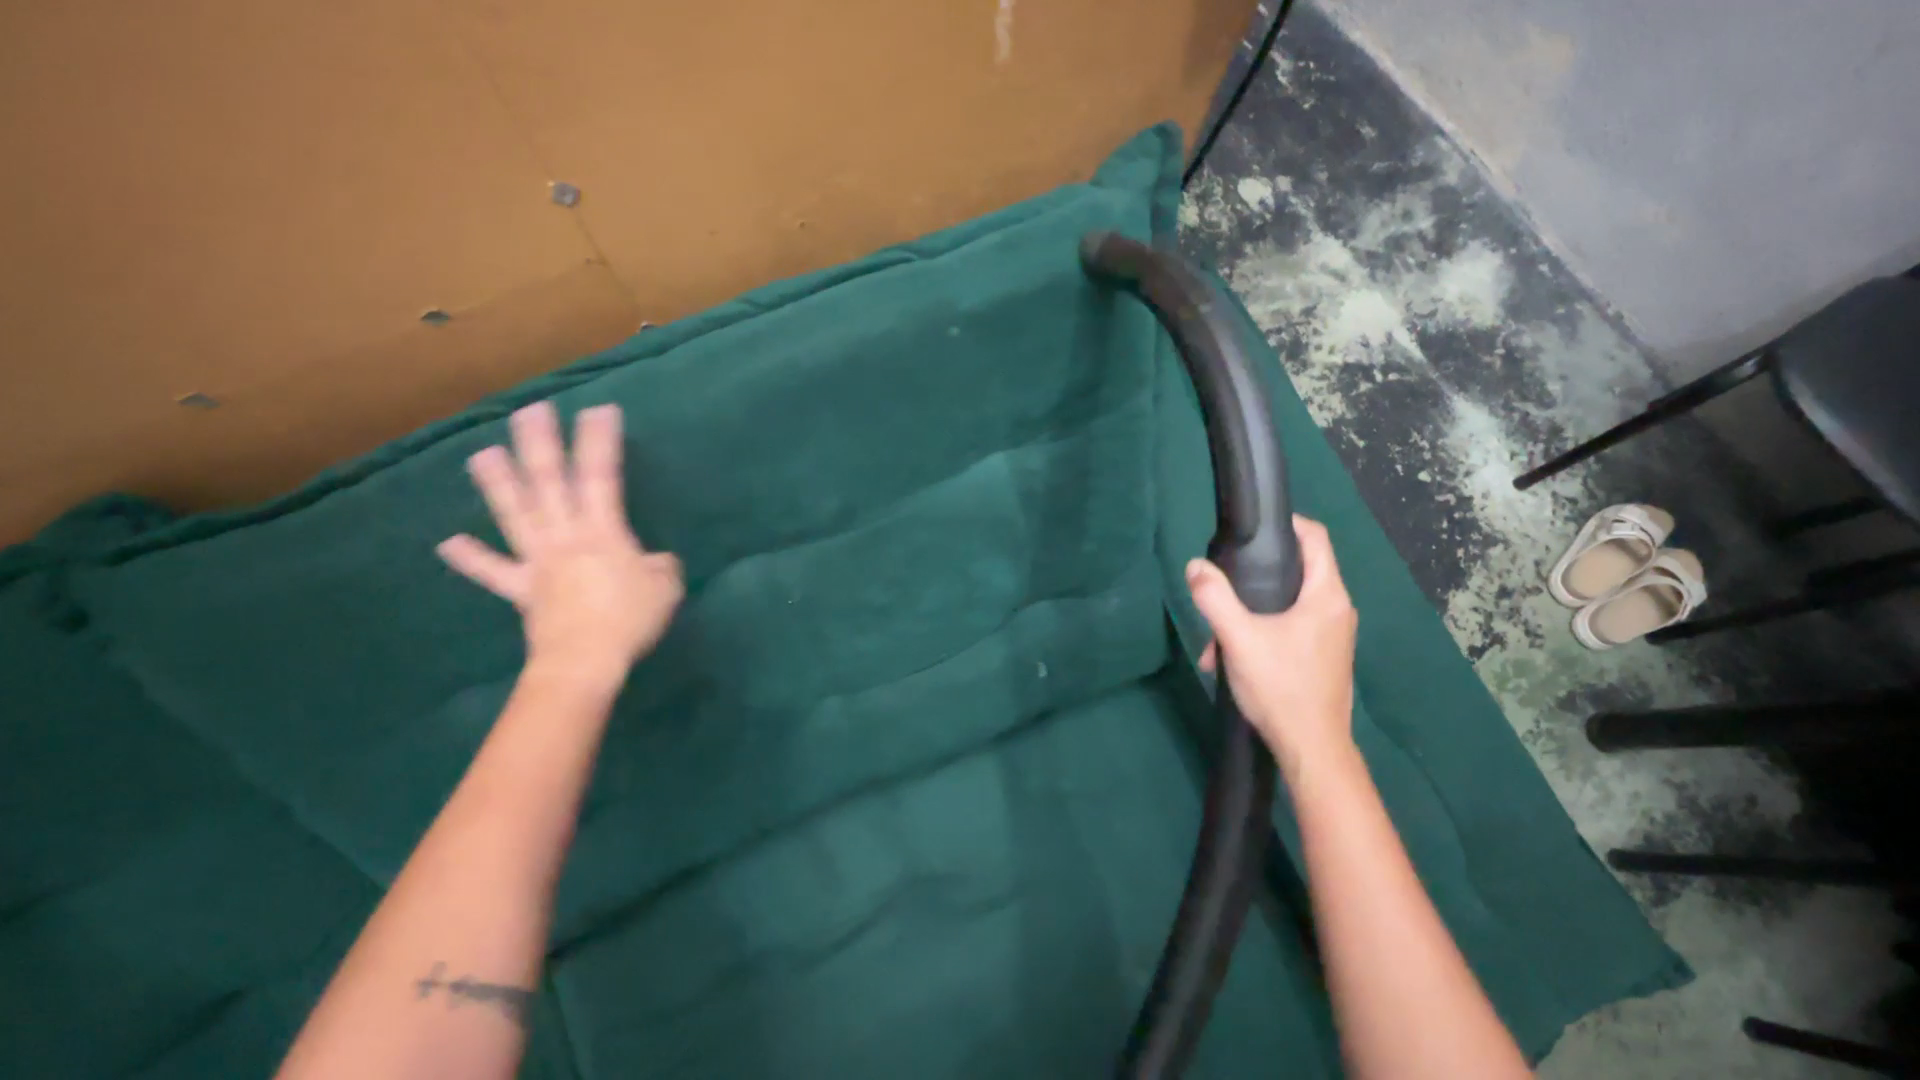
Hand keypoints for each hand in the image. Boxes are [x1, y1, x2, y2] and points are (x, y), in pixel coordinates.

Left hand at [438, 402, 683, 690]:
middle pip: (549, 483)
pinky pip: (493, 572)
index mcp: (602, 531)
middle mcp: (564, 536)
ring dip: (498, 483)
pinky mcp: (522, 590)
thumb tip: (652, 560)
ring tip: (482, 452)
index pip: (601, 476)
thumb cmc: (628, 620)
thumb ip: (660, 565)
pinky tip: (447, 543)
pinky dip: (471, 559)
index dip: (600, 441)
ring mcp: (538, 562)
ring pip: (514, 514)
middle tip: (532, 410)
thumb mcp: (665, 587)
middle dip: (541, 444)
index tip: (600, 409)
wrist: (584, 661)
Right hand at [1187, 515, 1357, 775]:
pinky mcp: (1324, 657)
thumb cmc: (1281, 687)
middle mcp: (1337, 609)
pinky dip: (1263, 634)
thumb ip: (1215, 599)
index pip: (1315, 537)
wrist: (1311, 748)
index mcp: (1327, 595)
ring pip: (1289, 606)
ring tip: (1218, 640)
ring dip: (1251, 615)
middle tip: (1223, 588)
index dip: (1286, 524)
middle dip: (1254, 580)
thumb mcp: (1239, 639)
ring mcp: (1333, 636)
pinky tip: (1233, 661)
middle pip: (1297, 571)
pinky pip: (1292, 630)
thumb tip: (1195, 567)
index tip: (1252, 529)